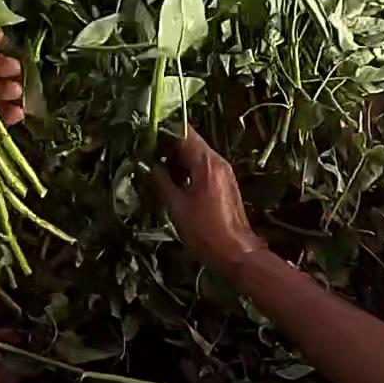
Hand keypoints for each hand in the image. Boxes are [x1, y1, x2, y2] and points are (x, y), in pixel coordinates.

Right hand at [152, 126, 266, 273]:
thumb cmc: (204, 230)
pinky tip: (175, 180)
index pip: (185, 133)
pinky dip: (189, 168)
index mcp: (206, 163)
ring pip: (198, 154)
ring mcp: (224, 171)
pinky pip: (204, 166)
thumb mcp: (177, 207)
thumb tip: (151, 165)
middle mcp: (218, 161)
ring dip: (179, 158)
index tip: (147, 136)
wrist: (236, 252)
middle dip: (170, 146)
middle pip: (192, 141)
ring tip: (158, 168)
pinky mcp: (225, 182)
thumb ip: (162, 181)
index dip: (165, 131)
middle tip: (149, 154)